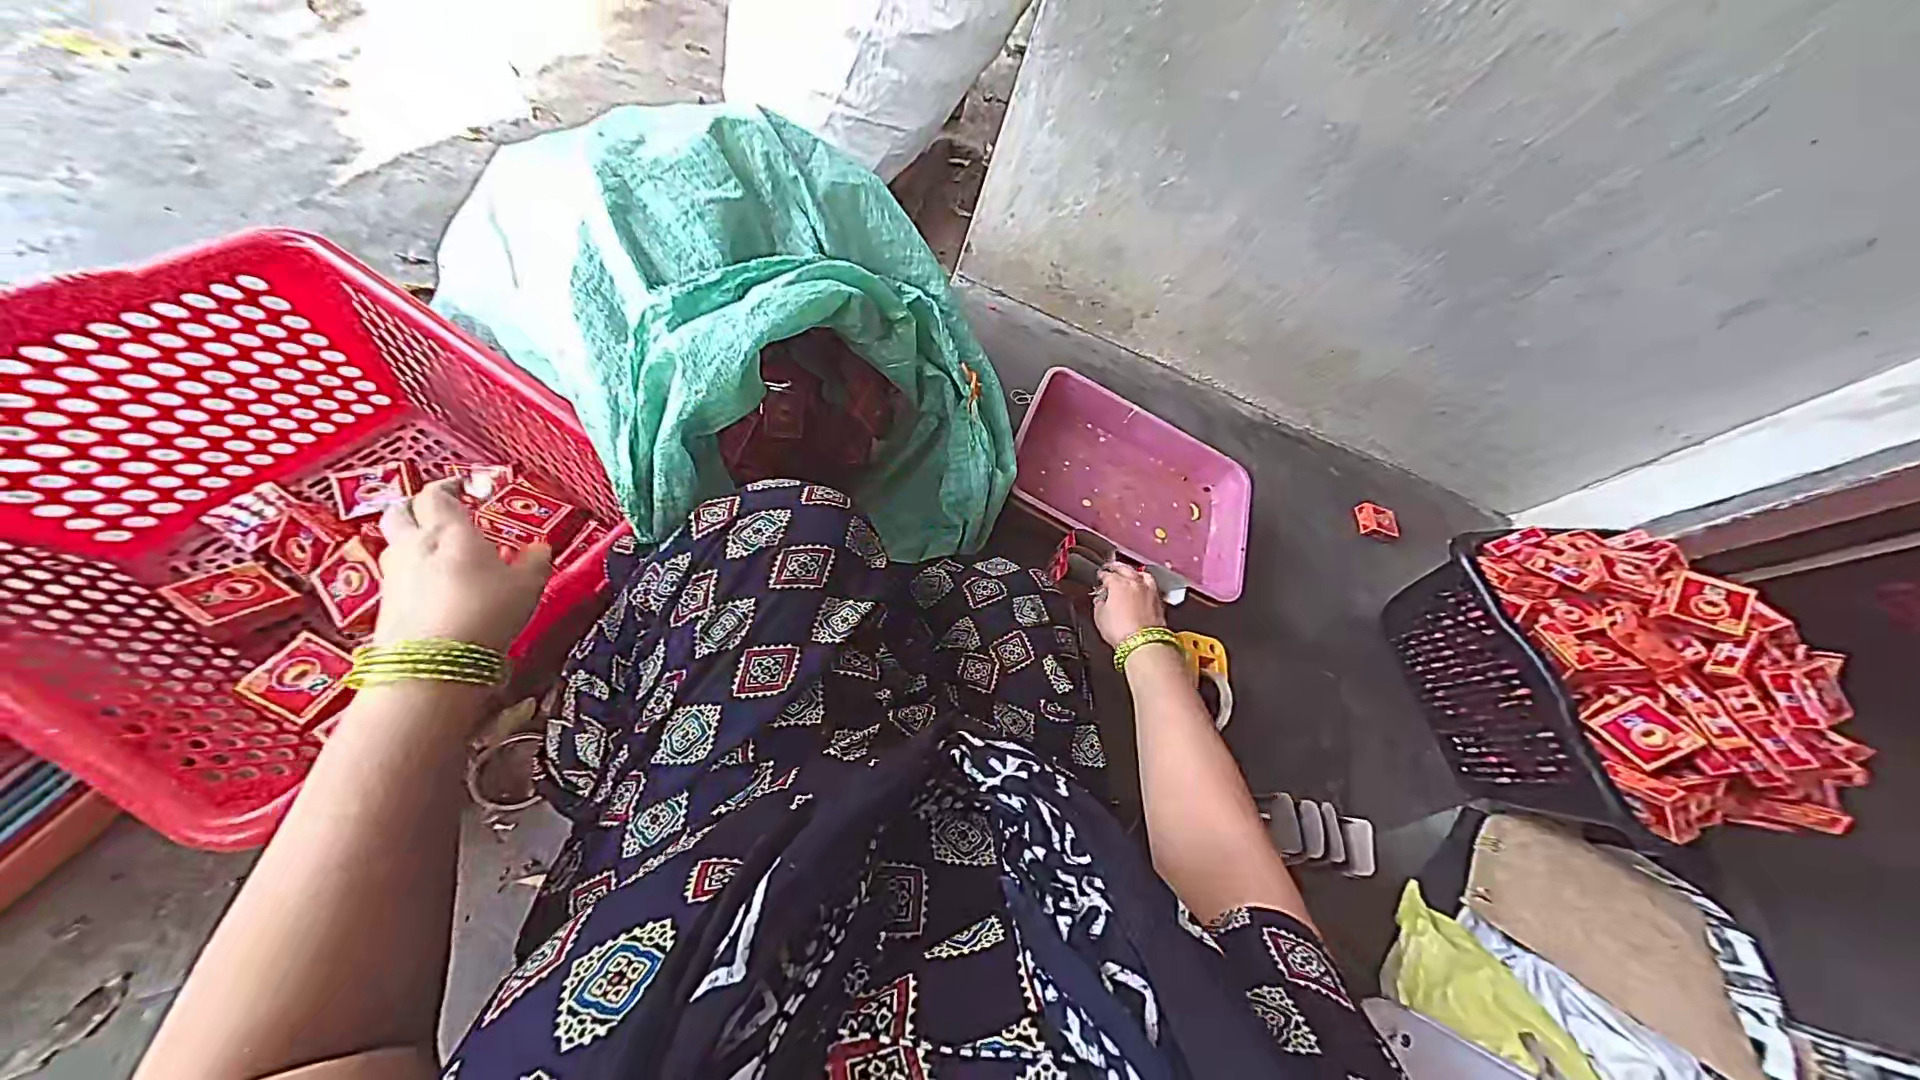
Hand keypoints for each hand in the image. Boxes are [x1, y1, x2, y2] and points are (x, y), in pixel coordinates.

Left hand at [373, 478, 552, 651]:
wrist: (434, 664)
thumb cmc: (486, 611)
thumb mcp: (527, 584)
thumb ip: (535, 561)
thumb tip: (540, 548)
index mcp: (448, 530)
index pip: (437, 494)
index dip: (450, 485)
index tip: (465, 486)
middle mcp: (413, 544)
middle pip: (402, 510)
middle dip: (419, 505)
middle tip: (442, 510)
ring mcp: (393, 574)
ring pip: (397, 542)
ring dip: (415, 539)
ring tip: (444, 550)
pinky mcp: (385, 603)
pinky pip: (399, 573)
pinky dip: (415, 570)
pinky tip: (438, 585)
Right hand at [1093, 561, 1166, 646]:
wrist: (1143, 643)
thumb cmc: (1122, 630)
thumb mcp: (1100, 617)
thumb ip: (1099, 604)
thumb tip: (1100, 600)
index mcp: (1118, 583)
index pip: (1108, 575)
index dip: (1102, 575)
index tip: (1101, 576)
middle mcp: (1135, 583)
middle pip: (1126, 569)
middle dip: (1117, 567)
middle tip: (1112, 567)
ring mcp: (1149, 591)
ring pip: (1142, 574)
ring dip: (1134, 572)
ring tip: (1130, 573)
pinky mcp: (1159, 601)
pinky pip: (1152, 585)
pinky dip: (1145, 583)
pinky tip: (1143, 587)